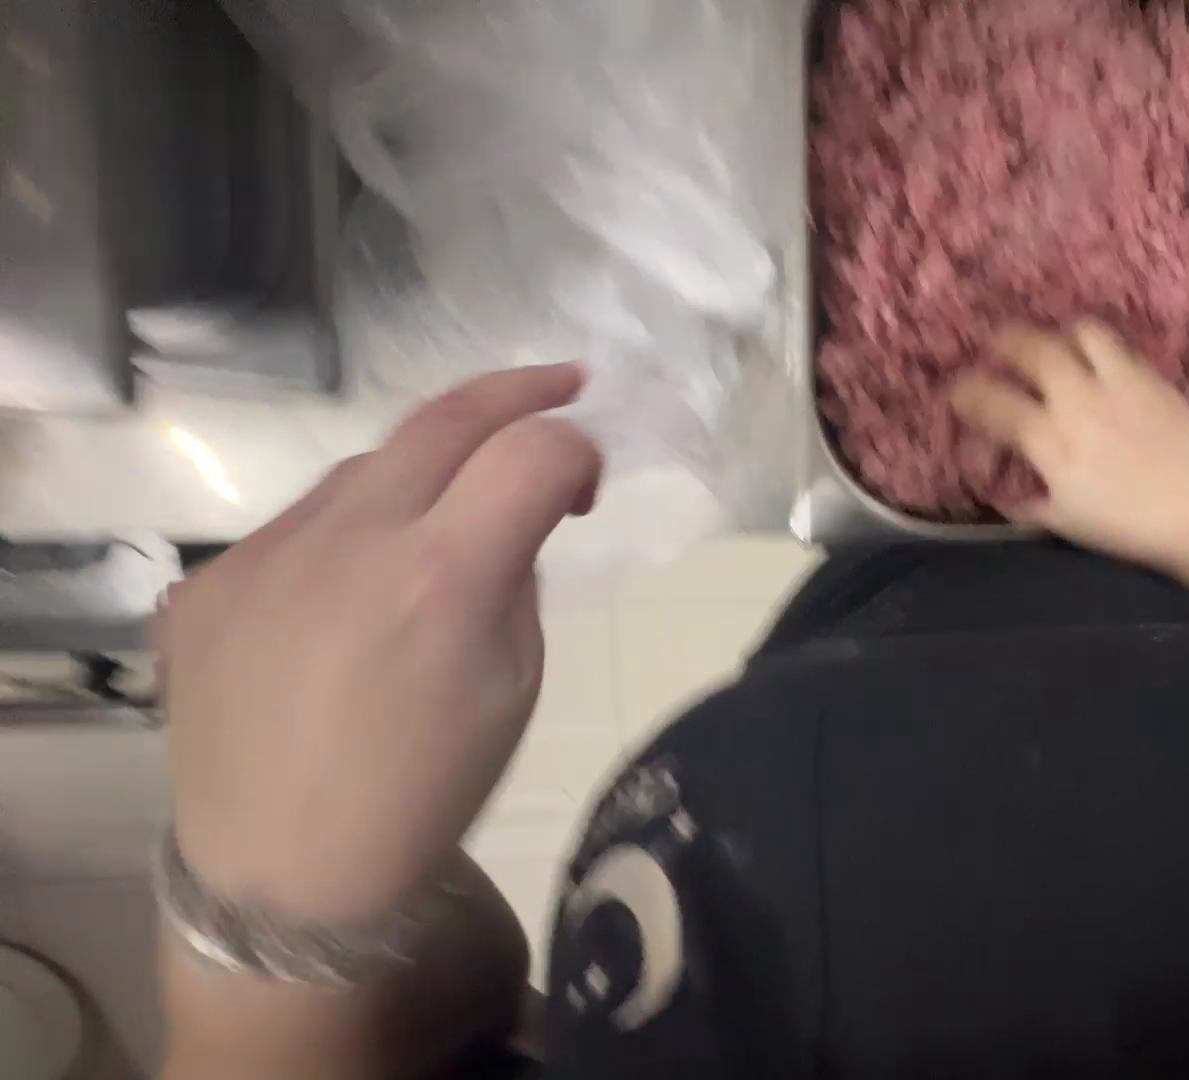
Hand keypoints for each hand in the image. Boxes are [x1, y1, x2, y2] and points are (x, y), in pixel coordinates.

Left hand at [158, 364, 602, 922]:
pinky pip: (310, 520)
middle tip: (566, 383)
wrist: (292, 864)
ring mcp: (264, 554)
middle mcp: (349, 542)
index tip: (588, 487)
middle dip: (521, 390)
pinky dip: (364, 525)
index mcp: (445, 578)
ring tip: (456, 516)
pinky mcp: (209, 578)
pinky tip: (368, 583)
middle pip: (447, 416)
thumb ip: (516, 573)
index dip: (579, 448)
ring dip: (435, 469)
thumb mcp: (520, 672)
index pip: (535, 452)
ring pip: (373, 464)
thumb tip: (507, 521)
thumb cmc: (440, 775)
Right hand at [950, 321, 1188, 567]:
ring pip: (1081, 334)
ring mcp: (1121, 384)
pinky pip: (1119, 350)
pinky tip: (1100, 369)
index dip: (967, 393)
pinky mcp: (1154, 380)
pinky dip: (1099, 353)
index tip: (956, 390)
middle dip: (1006, 342)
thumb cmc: (1127, 527)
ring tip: (1055, 348)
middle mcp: (1081, 401)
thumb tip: (1004, 492)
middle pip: (1034, 350)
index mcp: (1052, 442)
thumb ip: (1026, 503)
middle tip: (995, 346)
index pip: (995, 404)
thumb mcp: (1064, 523)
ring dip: (1059, 336)